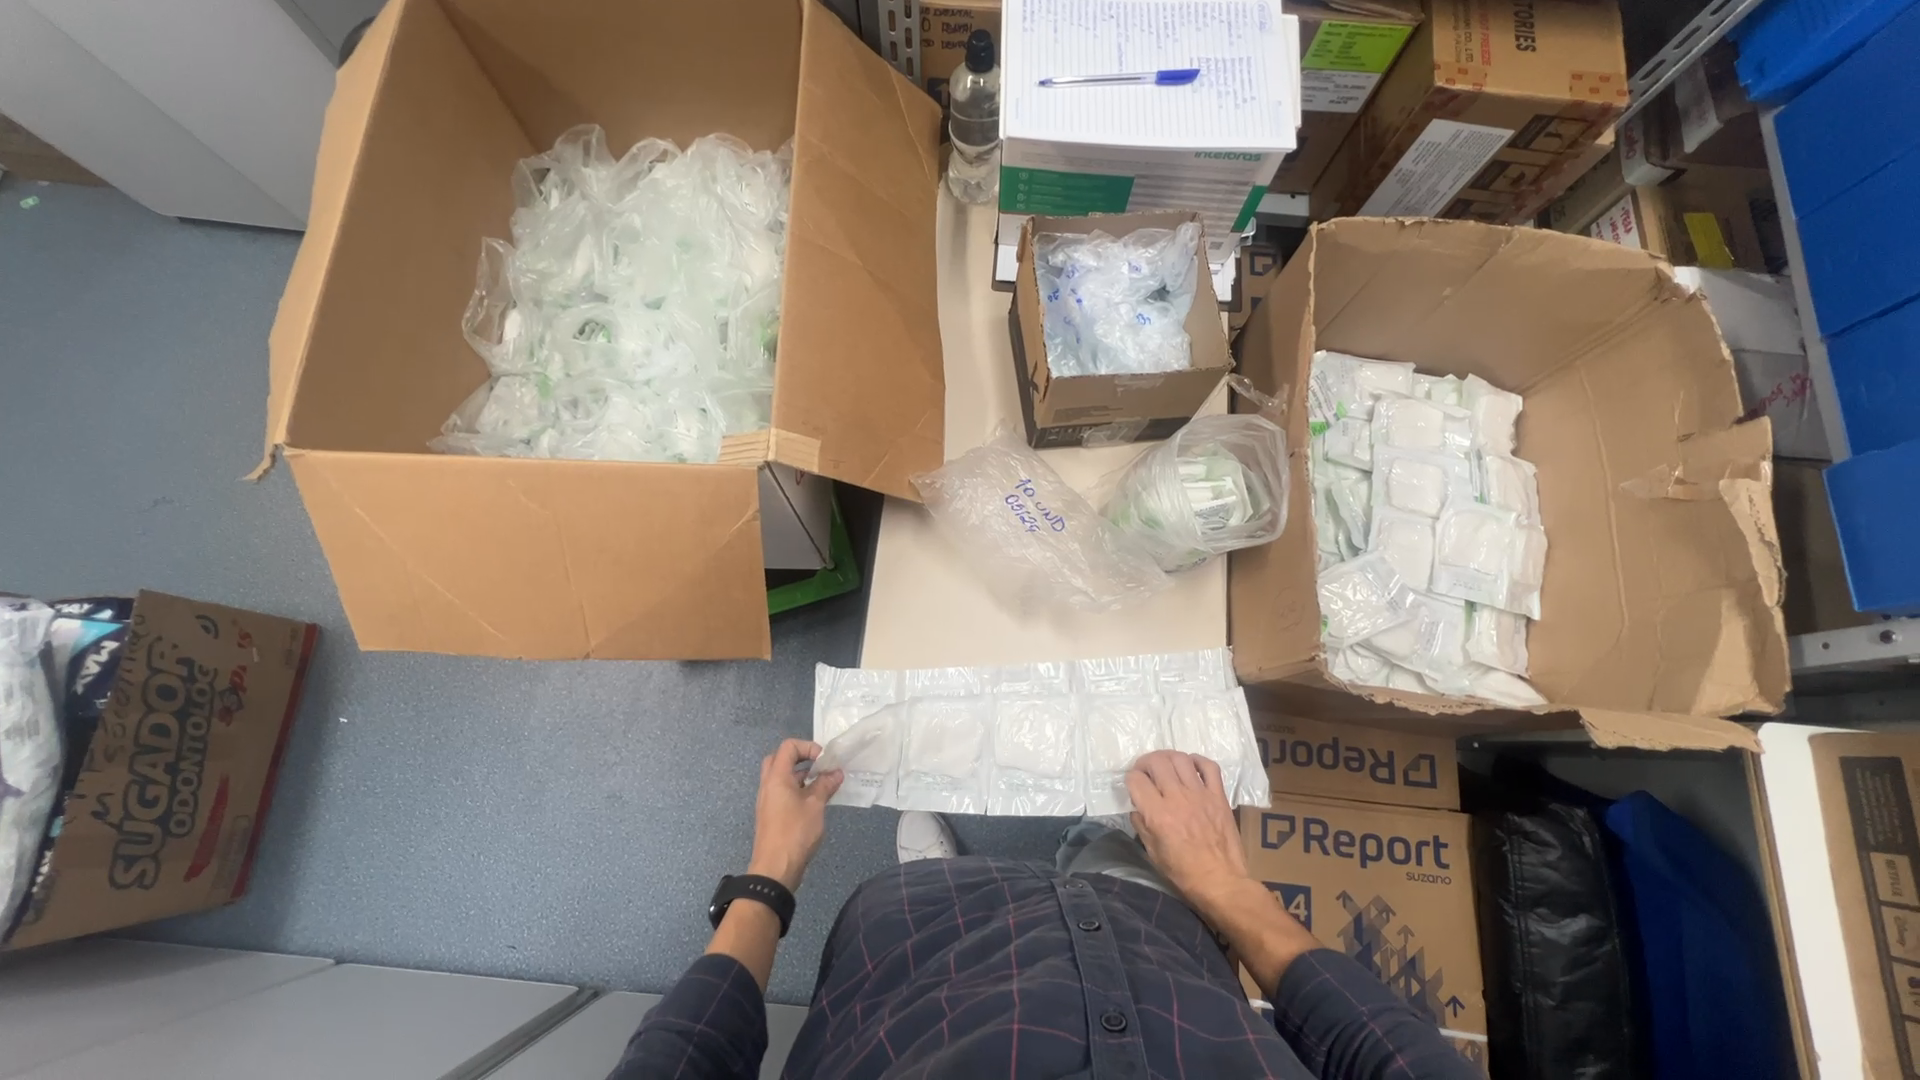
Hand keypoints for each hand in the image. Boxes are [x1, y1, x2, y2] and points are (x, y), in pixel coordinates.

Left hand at [747, 738, 842, 890]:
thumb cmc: (795, 832)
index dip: (807, 747)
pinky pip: (783, 793)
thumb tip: (835, 772)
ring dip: (801, 776)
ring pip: (782, 778)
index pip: (788, 747)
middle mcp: (768, 785)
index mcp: (776, 777)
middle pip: (780, 759)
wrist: (775, 869)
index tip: (824, 760)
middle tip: (819, 768)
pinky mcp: (771, 815)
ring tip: (822, 785)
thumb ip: (825, 785)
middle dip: (801, 758)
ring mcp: (768, 801)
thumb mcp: (816, 805)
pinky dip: (797, 790)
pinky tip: (814, 803)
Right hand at [1127, 750, 1251, 921]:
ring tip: (1165, 767)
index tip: (1132, 786)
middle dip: (1145, 763)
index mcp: (1158, 814)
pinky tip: (1191, 767)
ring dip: (1167, 758)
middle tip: (1145, 772)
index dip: (1130, 779)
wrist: (1222, 882)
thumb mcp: (1153, 853)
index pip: (1136, 780)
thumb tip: (1138, 808)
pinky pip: (1209, 766)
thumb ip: (1142, 825)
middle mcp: (1177, 798)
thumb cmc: (1183, 873)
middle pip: (1156, 761)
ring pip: (1180, 758)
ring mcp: (1200, 794)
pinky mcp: (1219, 796)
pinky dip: (1197, 761)